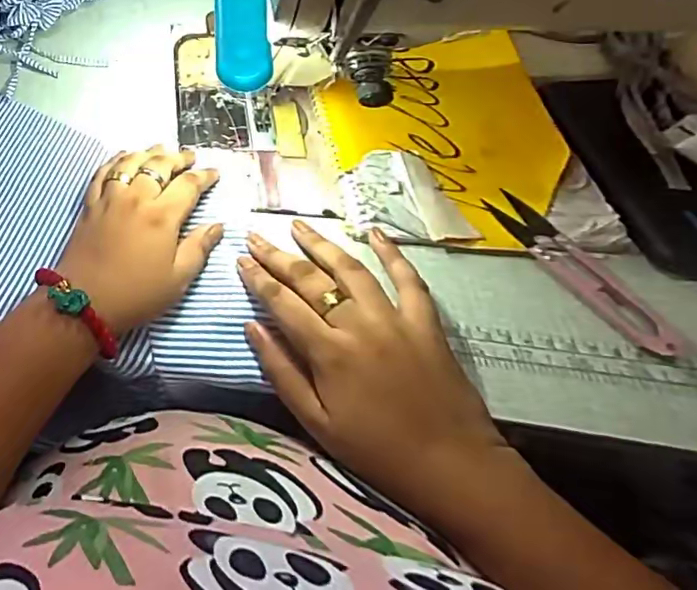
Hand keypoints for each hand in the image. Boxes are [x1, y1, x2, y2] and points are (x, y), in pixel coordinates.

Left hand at [54, 146, 223, 334]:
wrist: (85, 301)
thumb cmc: (137, 294)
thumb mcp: (177, 279)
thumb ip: (199, 247)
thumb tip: (218, 225)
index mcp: (162, 216)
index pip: (188, 185)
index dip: (204, 176)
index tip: (214, 173)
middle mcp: (136, 198)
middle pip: (158, 166)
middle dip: (178, 158)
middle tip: (189, 156)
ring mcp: (110, 198)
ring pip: (130, 162)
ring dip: (147, 153)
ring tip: (160, 149)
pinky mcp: (90, 203)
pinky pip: (103, 172)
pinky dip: (115, 160)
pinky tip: (123, 156)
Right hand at [238, 221, 509, 515]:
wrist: (455, 469)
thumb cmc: (377, 451)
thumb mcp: (317, 423)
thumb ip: (281, 372)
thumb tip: (251, 327)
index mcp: (329, 352)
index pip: (282, 303)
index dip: (258, 278)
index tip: (240, 259)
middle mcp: (358, 326)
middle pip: (310, 280)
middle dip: (278, 255)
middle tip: (256, 236)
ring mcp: (394, 319)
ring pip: (351, 270)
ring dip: (321, 244)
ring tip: (298, 226)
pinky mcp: (425, 323)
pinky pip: (408, 279)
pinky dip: (392, 253)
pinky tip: (374, 232)